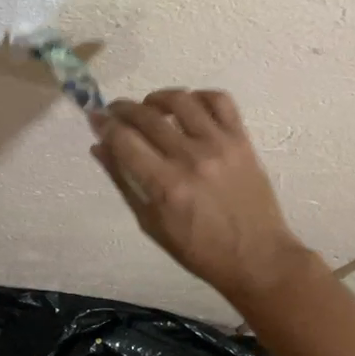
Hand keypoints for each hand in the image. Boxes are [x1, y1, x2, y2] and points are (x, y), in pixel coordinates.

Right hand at [91, 89, 307, 306]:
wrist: (259, 258)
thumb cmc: (200, 250)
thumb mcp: (151, 224)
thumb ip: (124, 181)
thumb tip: (99, 146)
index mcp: (166, 186)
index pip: (124, 140)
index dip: (104, 124)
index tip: (95, 118)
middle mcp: (191, 159)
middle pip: (147, 116)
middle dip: (123, 109)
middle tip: (115, 111)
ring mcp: (220, 146)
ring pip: (181, 101)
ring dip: (157, 97)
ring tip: (150, 106)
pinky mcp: (242, 140)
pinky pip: (220, 101)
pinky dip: (199, 96)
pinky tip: (189, 107)